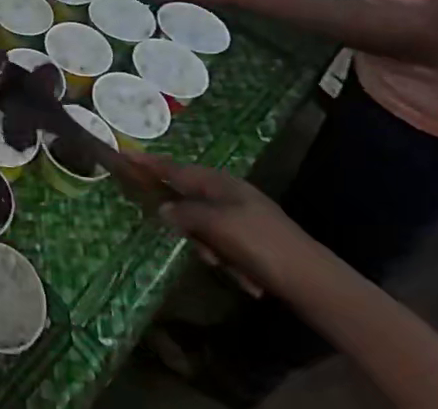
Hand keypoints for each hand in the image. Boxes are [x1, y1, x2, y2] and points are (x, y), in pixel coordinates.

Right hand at [125, 152, 320, 297]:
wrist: (312, 281)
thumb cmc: (261, 244)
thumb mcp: (217, 226)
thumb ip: (186, 213)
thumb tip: (163, 208)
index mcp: (219, 183)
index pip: (175, 169)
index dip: (149, 164)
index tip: (124, 155)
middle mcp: (228, 194)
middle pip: (188, 203)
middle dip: (191, 229)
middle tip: (203, 249)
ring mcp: (241, 217)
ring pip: (205, 230)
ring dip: (213, 251)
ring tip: (232, 268)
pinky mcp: (251, 241)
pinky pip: (224, 248)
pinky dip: (231, 263)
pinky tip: (247, 278)